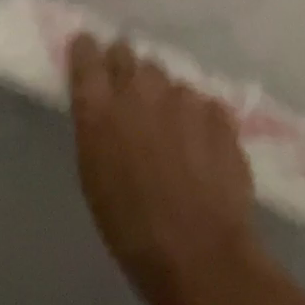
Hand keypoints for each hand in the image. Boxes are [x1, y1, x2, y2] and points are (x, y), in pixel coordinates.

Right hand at [67, 33, 261, 300]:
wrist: (198, 253)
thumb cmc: (130, 226)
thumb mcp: (93, 173)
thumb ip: (96, 127)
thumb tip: (103, 106)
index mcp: (99, 108)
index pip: (87, 53)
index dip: (88, 51)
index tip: (89, 54)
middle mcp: (139, 90)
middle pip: (128, 54)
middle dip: (127, 67)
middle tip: (131, 95)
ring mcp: (183, 98)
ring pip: (168, 80)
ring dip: (165, 96)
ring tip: (173, 130)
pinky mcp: (218, 112)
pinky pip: (202, 102)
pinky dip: (199, 117)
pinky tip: (202, 146)